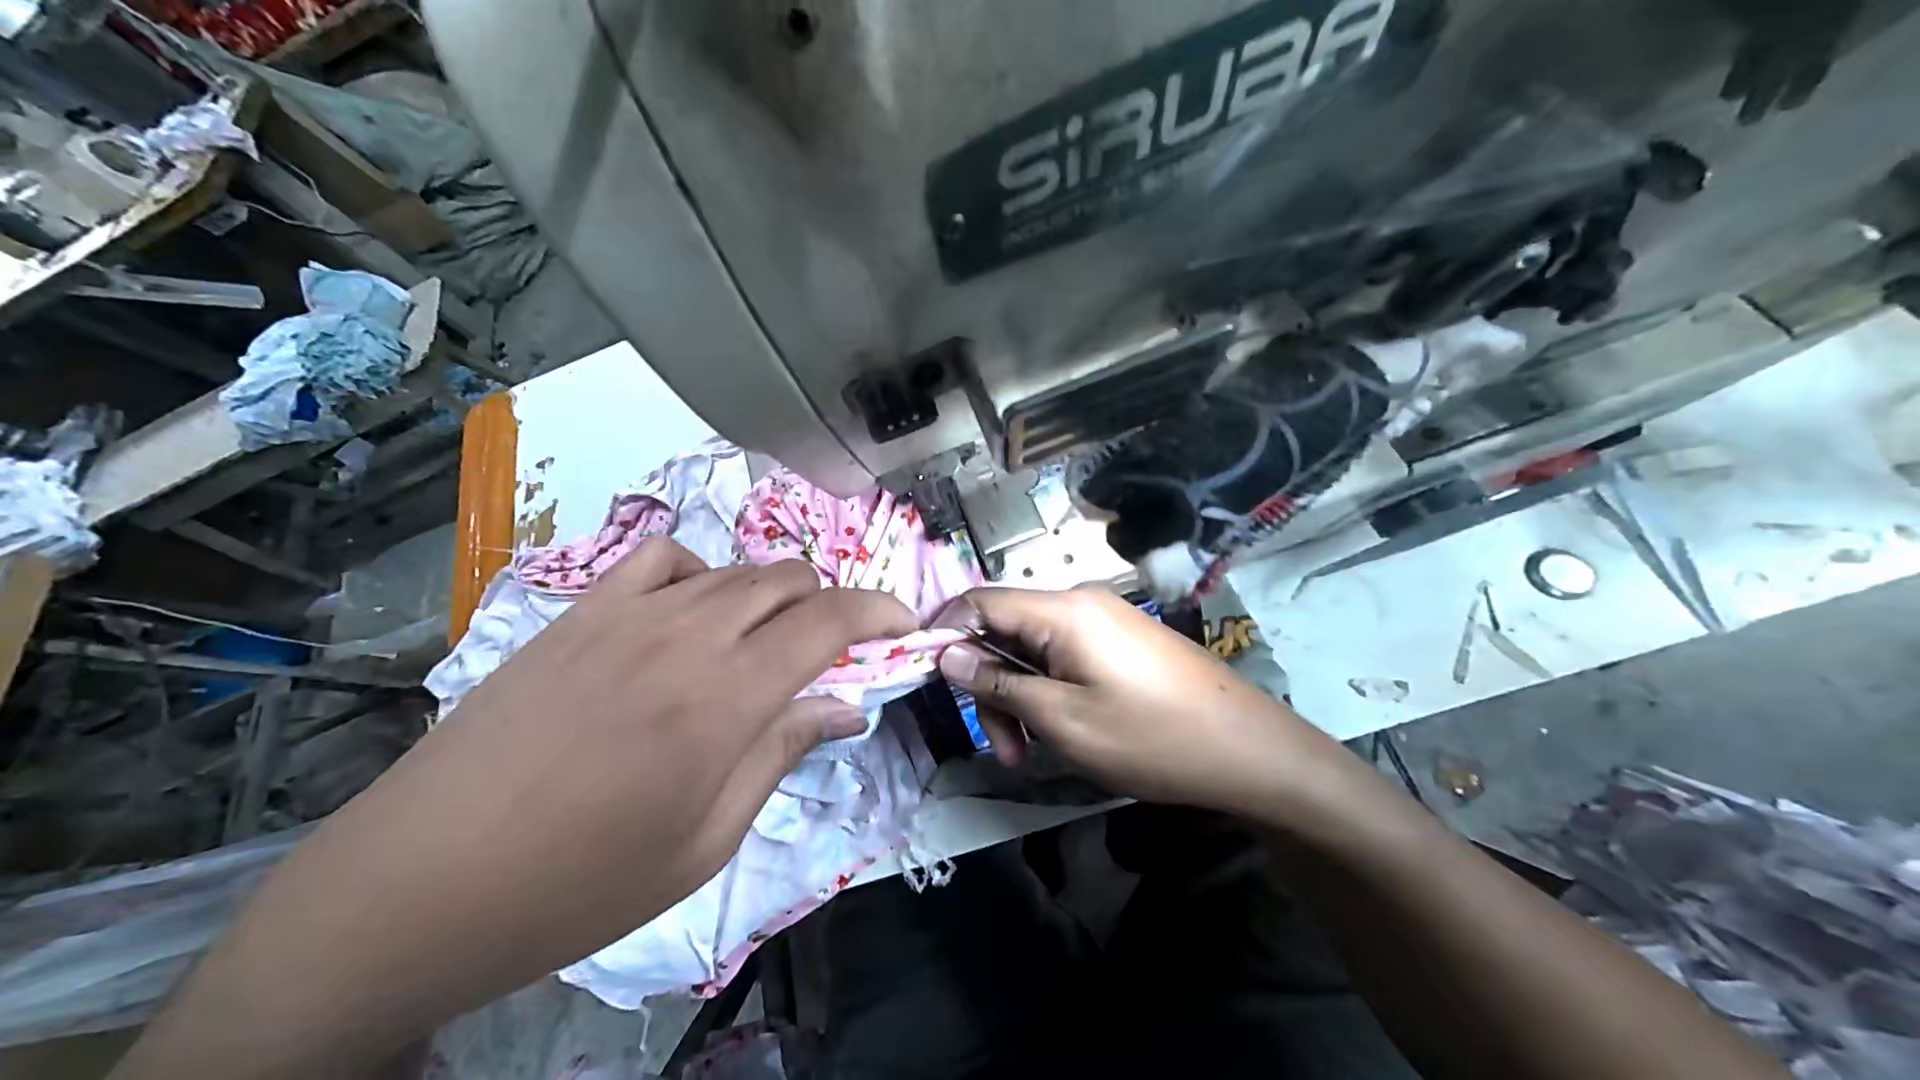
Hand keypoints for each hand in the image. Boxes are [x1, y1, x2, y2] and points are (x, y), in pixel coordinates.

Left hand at [416, 537, 919, 901]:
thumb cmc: (581, 882)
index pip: (830, 619)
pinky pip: (661, 557)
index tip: (903, 625)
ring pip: (733, 568)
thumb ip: (782, 753)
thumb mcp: (706, 840)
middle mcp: (686, 636)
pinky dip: (699, 572)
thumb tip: (845, 706)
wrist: (422, 881)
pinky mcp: (579, 612)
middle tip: (832, 649)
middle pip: (788, 580)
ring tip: (767, 638)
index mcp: (726, 697)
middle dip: (829, 604)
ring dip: (771, 593)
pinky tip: (692, 610)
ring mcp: (627, 614)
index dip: (880, 611)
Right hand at [935, 587, 1333, 814]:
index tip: (928, 680)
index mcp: (1062, 609)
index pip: (978, 600)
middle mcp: (1080, 601)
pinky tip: (1061, 731)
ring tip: (1030, 754)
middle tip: (1002, 748)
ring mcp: (1104, 621)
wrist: (1250, 752)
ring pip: (1033, 649)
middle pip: (1005, 629)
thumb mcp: (1062, 719)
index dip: (944, 633)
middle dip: (990, 686)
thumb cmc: (1150, 737)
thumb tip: (943, 653)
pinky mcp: (1120, 641)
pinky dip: (1049, 691)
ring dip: (1020, 698)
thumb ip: (996, 683)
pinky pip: (1063, 656)